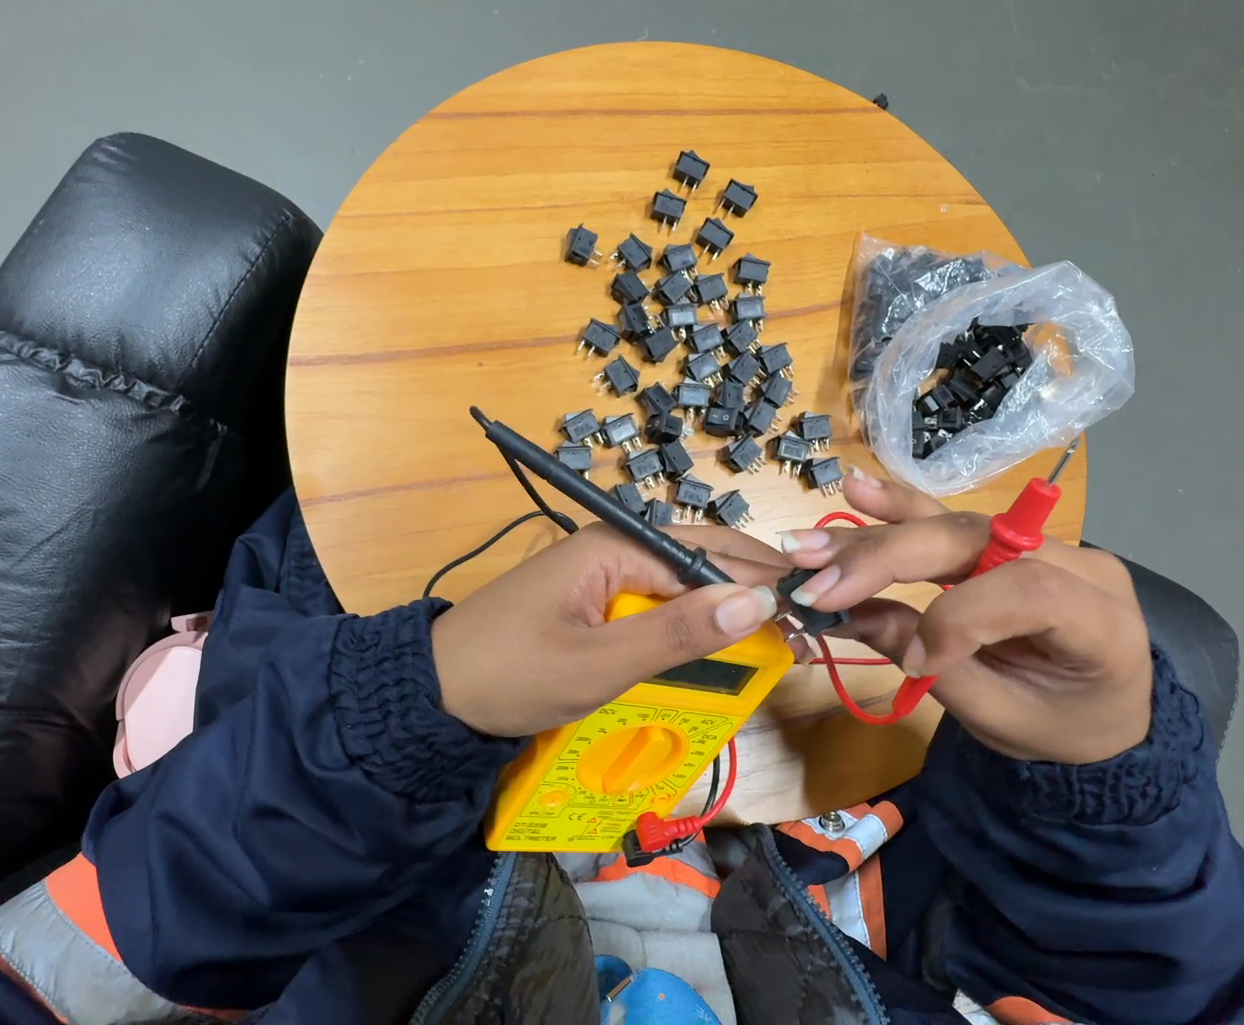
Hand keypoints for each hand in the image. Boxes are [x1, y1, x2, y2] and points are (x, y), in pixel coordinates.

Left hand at [430, 522, 790, 736]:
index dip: (760, 581)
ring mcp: (600, 574)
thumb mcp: (599, 663)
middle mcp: (613, 547)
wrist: (432, 697)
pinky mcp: (592, 601)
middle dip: (748, 590)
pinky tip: (716, 645)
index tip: (810, 611)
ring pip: (679, 584)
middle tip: (803, 625)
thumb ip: (678, 634)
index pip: (708, 554)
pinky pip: (653, 606)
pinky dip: (688, 625)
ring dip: (722, 610)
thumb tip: (759, 600)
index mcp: (615, 545)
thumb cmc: (512, 676)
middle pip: (697, 561)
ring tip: (774, 637)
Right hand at [777, 469, 1151, 764]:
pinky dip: (897, 507)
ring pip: (947, 525)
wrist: (1099, 713)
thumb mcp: (1002, 714)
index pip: (1024, 593)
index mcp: (1100, 621)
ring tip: (810, 546)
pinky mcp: (1006, 538)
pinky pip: (948, 518)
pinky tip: (856, 489)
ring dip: (873, 536)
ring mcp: (1041, 543)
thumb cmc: (1058, 726)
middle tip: (814, 581)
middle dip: (885, 559)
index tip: (914, 666)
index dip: (956, 619)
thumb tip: (849, 618)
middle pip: (970, 540)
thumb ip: (937, 665)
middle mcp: (1076, 562)